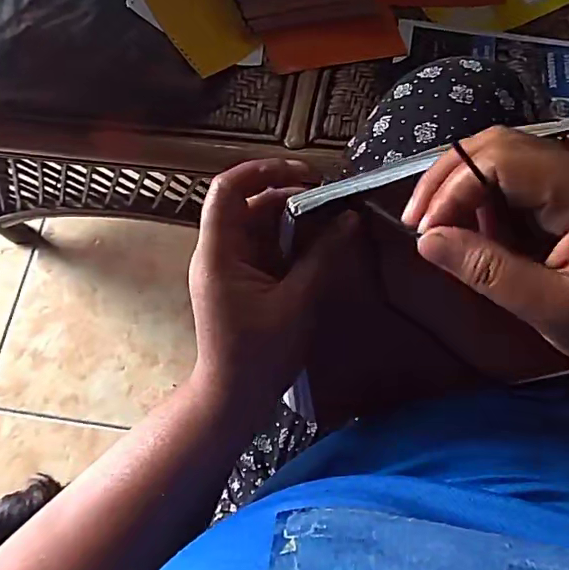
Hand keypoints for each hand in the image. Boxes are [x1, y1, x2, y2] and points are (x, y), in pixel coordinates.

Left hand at [190, 158, 356, 409]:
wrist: (233, 398)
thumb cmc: (257, 356)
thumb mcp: (296, 303)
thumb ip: (323, 257)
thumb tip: (348, 220)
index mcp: (220, 254)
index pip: (227, 190)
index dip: (262, 171)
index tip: (305, 175)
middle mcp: (221, 252)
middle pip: (250, 203)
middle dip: (291, 196)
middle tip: (332, 201)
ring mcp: (232, 266)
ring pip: (263, 224)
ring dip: (297, 219)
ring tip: (334, 220)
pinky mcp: (246, 279)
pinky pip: (269, 246)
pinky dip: (295, 241)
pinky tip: (323, 245)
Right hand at [401, 128, 568, 397]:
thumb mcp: (559, 313)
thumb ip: (493, 274)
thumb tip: (429, 241)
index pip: (503, 159)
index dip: (454, 187)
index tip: (425, 232)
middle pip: (499, 145)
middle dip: (449, 178)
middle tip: (420, 223)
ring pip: (505, 159)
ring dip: (464, 187)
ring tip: (441, 230)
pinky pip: (519, 184)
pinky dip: (486, 203)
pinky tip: (477, 235)